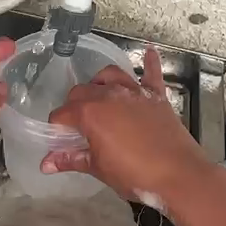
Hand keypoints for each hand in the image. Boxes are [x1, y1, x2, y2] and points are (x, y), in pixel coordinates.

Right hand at [43, 46, 215, 205]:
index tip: (58, 138)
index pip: (62, 113)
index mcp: (91, 113)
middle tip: (75, 125)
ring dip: (100, 82)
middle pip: (82, 91)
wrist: (179, 174)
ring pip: (110, 75)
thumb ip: (72, 159)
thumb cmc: (136, 175)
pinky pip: (151, 73)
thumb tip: (47, 163)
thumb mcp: (99, 169)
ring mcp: (135, 93)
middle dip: (74, 105)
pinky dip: (149, 62)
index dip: (56, 126)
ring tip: (97, 94)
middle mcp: (110, 95)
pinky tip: (149, 50)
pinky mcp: (156, 96)